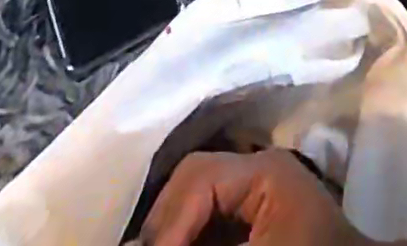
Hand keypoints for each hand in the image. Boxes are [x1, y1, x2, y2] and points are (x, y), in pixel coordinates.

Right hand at [142, 150, 365, 245]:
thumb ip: (199, 245)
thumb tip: (143, 244)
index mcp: (264, 170)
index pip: (198, 176)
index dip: (166, 223)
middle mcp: (259, 167)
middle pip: (192, 179)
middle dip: (164, 223)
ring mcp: (258, 189)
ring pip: (197, 196)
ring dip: (174, 228)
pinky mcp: (257, 215)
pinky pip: (211, 214)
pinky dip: (192, 233)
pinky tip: (179, 245)